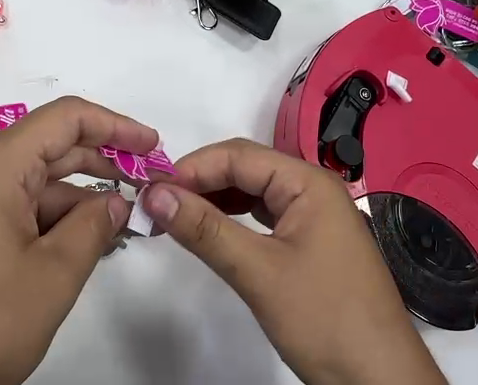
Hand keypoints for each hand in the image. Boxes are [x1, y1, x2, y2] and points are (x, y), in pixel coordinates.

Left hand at [0, 97, 158, 384]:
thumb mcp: (53, 274)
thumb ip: (93, 228)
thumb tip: (117, 202)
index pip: (64, 118)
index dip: (114, 125)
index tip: (153, 145)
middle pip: (51, 144)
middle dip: (103, 160)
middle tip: (150, 181)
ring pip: (39, 178)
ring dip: (82, 195)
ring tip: (127, 218)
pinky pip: (22, 203)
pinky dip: (57, 216)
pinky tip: (89, 238)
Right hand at [142, 139, 445, 384]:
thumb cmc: (326, 320)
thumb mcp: (258, 274)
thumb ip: (204, 229)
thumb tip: (153, 193)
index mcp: (307, 182)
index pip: (238, 156)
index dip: (192, 167)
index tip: (151, 188)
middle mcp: (312, 190)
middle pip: (245, 169)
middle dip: (200, 182)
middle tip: (157, 204)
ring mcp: (313, 218)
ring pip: (251, 193)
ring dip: (213, 202)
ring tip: (175, 217)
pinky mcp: (311, 245)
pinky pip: (263, 218)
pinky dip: (232, 222)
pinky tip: (210, 234)